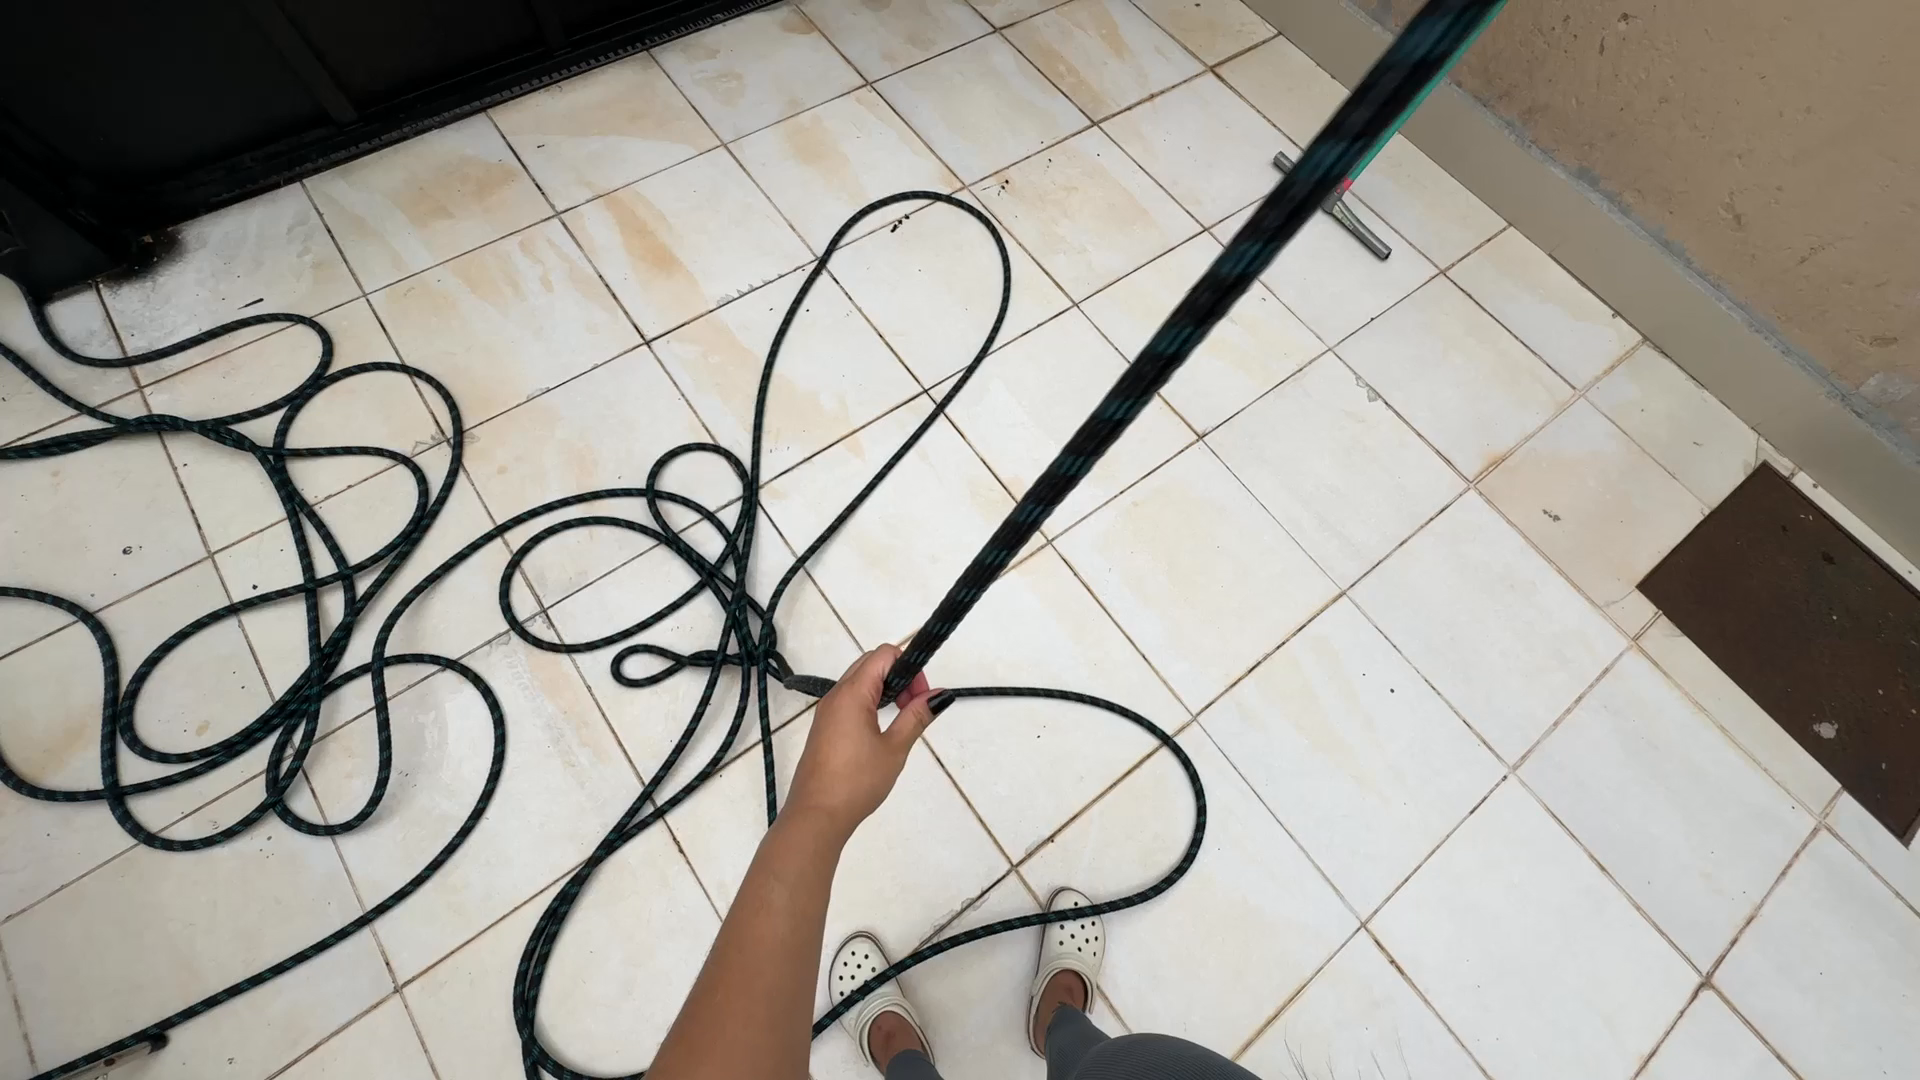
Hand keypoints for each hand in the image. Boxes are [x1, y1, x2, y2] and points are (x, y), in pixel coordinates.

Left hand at [783, 645, 941, 841]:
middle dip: (899, 677)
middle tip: (913, 707)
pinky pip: (850, 699)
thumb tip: (940, 695)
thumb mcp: (894, 748)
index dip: (909, 667)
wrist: (815, 816)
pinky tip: (880, 731)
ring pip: (860, 682)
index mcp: (852, 693)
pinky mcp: (824, 727)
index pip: (883, 654)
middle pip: (871, 664)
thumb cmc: (857, 781)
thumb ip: (916, 716)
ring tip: (901, 720)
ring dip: (885, 690)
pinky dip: (870, 703)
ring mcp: (827, 711)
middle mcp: (836, 695)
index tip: (921, 697)